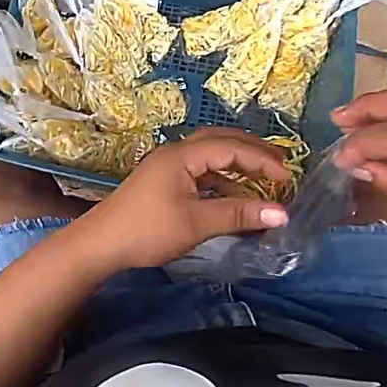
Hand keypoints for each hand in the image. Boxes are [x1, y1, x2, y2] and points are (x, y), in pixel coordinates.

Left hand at [68, 128, 290, 269]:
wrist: (100, 244)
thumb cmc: (147, 230)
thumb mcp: (197, 223)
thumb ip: (239, 215)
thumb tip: (282, 213)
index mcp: (182, 155)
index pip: (231, 147)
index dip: (262, 160)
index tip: (287, 178)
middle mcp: (176, 153)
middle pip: (221, 142)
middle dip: (253, 152)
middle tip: (281, 165)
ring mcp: (168, 166)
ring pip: (210, 156)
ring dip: (237, 166)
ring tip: (263, 179)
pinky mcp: (164, 182)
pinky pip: (201, 172)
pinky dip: (222, 181)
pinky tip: (234, 197)